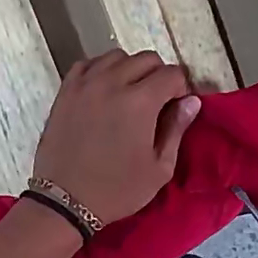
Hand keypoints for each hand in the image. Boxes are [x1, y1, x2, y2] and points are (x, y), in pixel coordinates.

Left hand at [32, 49, 200, 225]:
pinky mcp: (66, 91)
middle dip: (159, 75)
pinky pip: (88, 64)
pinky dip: (102, 70)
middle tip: (157, 101)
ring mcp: (85, 84)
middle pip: (146, 59)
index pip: (172, 74)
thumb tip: (192, 101)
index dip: (181, 88)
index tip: (177, 106)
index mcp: (140, 102)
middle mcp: (112, 83)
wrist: (66, 200)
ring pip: (117, 57)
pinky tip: (105, 90)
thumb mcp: (159, 168)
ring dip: (130, 69)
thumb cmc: (118, 190)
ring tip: (130, 94)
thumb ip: (176, 129)